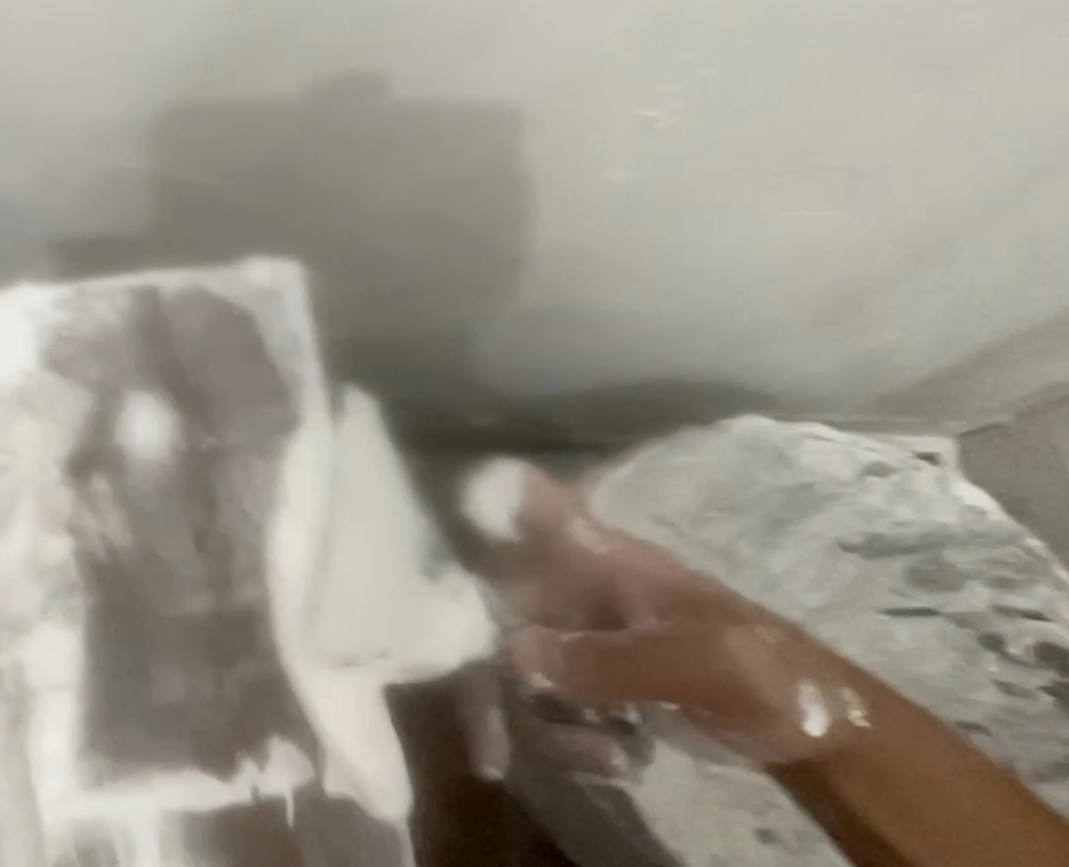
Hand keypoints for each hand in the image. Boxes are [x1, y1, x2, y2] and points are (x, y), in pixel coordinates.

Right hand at [461, 461, 871, 779]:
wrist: (812, 728)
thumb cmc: (760, 671)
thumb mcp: (695, 664)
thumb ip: (606, 658)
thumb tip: (514, 654)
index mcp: (595, 558)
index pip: (528, 508)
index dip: (482, 498)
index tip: (449, 510)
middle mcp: (565, 585)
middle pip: (490, 607)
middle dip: (487, 681)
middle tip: (490, 748)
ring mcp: (568, 630)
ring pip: (510, 667)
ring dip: (543, 725)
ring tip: (608, 760)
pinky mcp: (576, 673)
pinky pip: (538, 702)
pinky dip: (564, 740)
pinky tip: (616, 762)